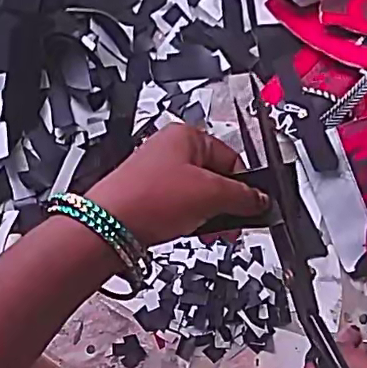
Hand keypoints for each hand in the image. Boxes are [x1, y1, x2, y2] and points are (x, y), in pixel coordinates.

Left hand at [84, 124, 267, 246]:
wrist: (107, 227)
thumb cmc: (146, 198)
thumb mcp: (210, 194)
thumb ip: (243, 196)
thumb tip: (259, 200)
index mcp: (186, 135)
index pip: (232, 157)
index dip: (245, 186)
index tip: (253, 207)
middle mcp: (168, 151)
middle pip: (214, 178)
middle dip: (225, 205)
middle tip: (231, 224)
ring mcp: (155, 176)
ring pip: (196, 196)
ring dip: (207, 216)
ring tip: (206, 231)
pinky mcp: (146, 199)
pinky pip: (177, 208)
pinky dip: (187, 221)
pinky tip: (187, 232)